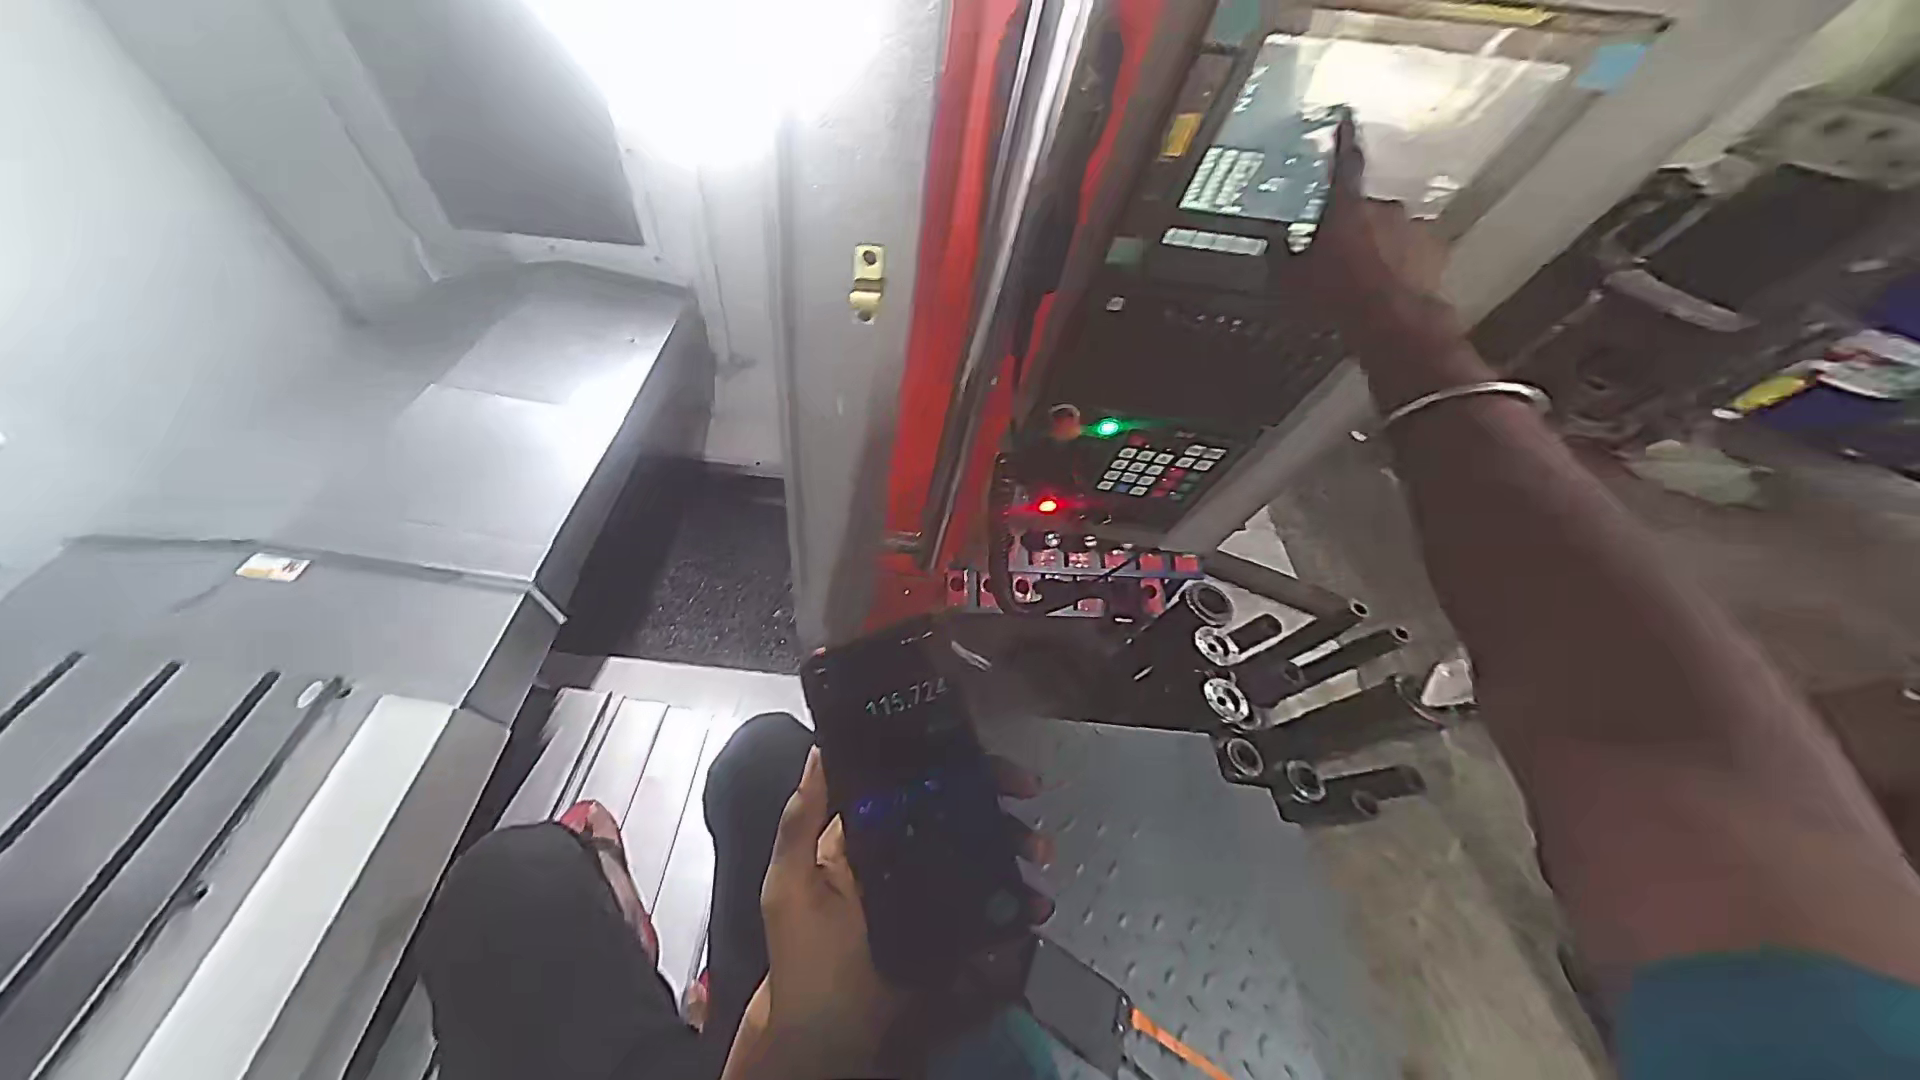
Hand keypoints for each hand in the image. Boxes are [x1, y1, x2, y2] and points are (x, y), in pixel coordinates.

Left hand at [724, 748, 1054, 1079]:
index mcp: (866, 829)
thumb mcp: (791, 884)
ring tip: (1037, 850)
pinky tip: (1033, 897)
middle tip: (1026, 793)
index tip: (979, 755)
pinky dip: (1016, 893)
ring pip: (978, 845)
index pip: (911, 780)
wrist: (832, 1038)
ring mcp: (928, 882)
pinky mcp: (949, 918)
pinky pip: (987, 895)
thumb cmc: (805, 958)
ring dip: (1013, 840)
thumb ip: (801, 821)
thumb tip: (819, 752)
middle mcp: (900, 846)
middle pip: (954, 805)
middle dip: (994, 796)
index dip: (946, 761)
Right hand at [1305, 116, 1454, 333]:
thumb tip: (1277, 242)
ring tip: (1364, 279)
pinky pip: (1411, 249)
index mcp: (1347, 209)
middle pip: (1364, 209)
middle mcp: (1384, 207)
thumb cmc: (1336, 296)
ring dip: (1377, 246)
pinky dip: (1400, 262)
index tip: (1346, 116)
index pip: (1344, 163)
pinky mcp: (1435, 248)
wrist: (1392, 320)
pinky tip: (1389, 286)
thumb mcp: (1293, 281)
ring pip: (1389, 230)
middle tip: (1338, 256)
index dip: (1343, 139)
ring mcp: (1413, 226)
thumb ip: (1284, 256)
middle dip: (1353, 226)